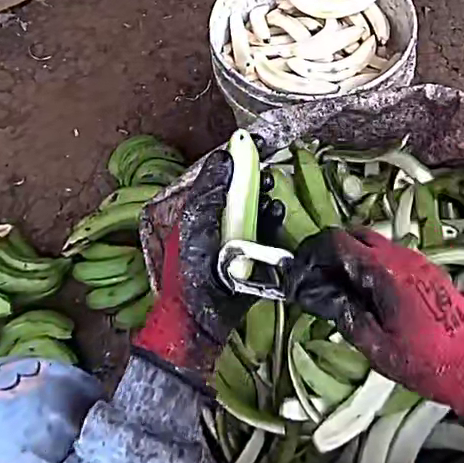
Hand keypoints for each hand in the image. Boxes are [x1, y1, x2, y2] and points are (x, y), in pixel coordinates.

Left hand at [132, 150, 254, 383]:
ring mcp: (236, 238)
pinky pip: (268, 234)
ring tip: (270, 186)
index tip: (249, 143)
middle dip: (252, 177)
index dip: (234, 160)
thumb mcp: (193, 224)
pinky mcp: (254, 256)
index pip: (218, 178)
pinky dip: (273, 220)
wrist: (199, 319)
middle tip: (264, 166)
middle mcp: (218, 220)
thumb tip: (223, 158)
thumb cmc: (186, 270)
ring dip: (264, 196)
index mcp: (198, 211)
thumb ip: (208, 192)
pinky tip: (277, 211)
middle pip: (239, 191)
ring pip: (256, 209)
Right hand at [284, 228, 463, 462]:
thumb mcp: (377, 347)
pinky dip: (373, 263)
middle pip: (355, 233)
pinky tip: (371, 291)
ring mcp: (418, 261)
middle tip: (318, 274)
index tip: (301, 268)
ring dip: (353, 255)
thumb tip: (317, 294)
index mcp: (383, 271)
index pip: (337, 242)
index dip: (312, 252)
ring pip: (375, 242)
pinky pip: (392, 255)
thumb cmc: (429, 363)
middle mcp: (400, 257)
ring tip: (342, 284)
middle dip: (331, 249)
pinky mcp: (429, 271)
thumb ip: (344, 315)